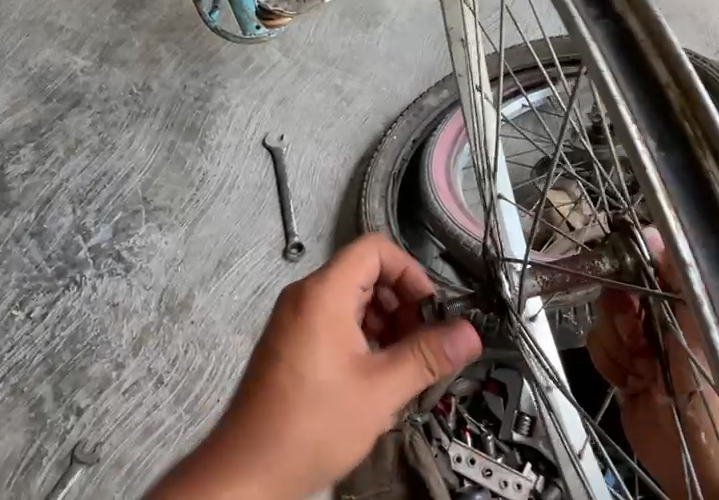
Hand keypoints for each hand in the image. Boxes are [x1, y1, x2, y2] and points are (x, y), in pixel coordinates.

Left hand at [147, 234, 481, 499]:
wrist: (249, 470)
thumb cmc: (311, 426)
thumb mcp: (380, 390)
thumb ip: (427, 356)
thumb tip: (469, 334)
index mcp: (324, 293)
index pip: (375, 249)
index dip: (410, 272)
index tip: (430, 310)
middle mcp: (305, 295)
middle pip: (364, 272)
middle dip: (401, 301)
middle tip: (421, 342)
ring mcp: (294, 318)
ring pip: (350, 298)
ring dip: (383, 321)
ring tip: (401, 363)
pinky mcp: (290, 342)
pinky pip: (333, 319)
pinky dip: (361, 335)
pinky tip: (374, 374)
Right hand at [586, 230, 718, 499]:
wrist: (699, 460)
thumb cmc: (718, 392)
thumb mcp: (704, 322)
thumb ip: (678, 274)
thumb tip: (651, 231)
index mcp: (695, 295)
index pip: (656, 254)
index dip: (633, 256)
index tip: (622, 265)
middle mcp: (669, 312)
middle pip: (622, 282)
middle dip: (622, 307)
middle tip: (637, 331)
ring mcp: (646, 340)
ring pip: (605, 314)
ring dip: (617, 341)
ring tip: (642, 366)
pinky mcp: (624, 365)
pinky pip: (598, 345)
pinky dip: (610, 362)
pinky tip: (631, 380)